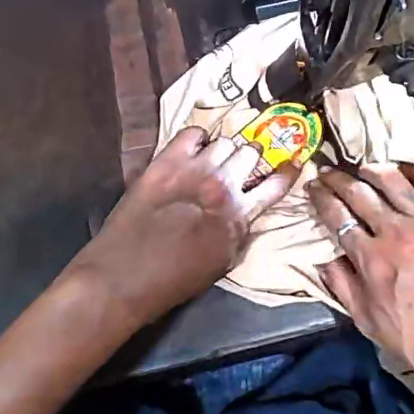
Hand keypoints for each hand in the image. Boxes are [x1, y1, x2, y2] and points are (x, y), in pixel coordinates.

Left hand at [68, 127, 298, 321]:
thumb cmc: (176, 280)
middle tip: (239, 167)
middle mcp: (223, 186)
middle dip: (249, 159)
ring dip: (223, 151)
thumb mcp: (224, 262)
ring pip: (224, 141)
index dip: (286, 172)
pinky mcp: (165, 161)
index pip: (276, 185)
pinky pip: (192, 133)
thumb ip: (240, 230)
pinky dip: (196, 139)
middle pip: (250, 153)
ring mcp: (193, 170)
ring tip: (213, 160)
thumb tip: (246, 211)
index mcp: (240, 217)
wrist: (123, 276)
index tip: (290, 164)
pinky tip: (192, 151)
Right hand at [310, 164, 413, 396]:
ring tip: (364, 165)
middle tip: (327, 170)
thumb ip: (344, 287)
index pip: (337, 217)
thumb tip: (325, 261)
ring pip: (396, 182)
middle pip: (360, 194)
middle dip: (339, 179)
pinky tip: (412, 169)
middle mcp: (396, 231)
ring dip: (375, 169)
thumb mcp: (369, 322)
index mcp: (371, 256)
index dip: (321, 199)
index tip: (312, 187)